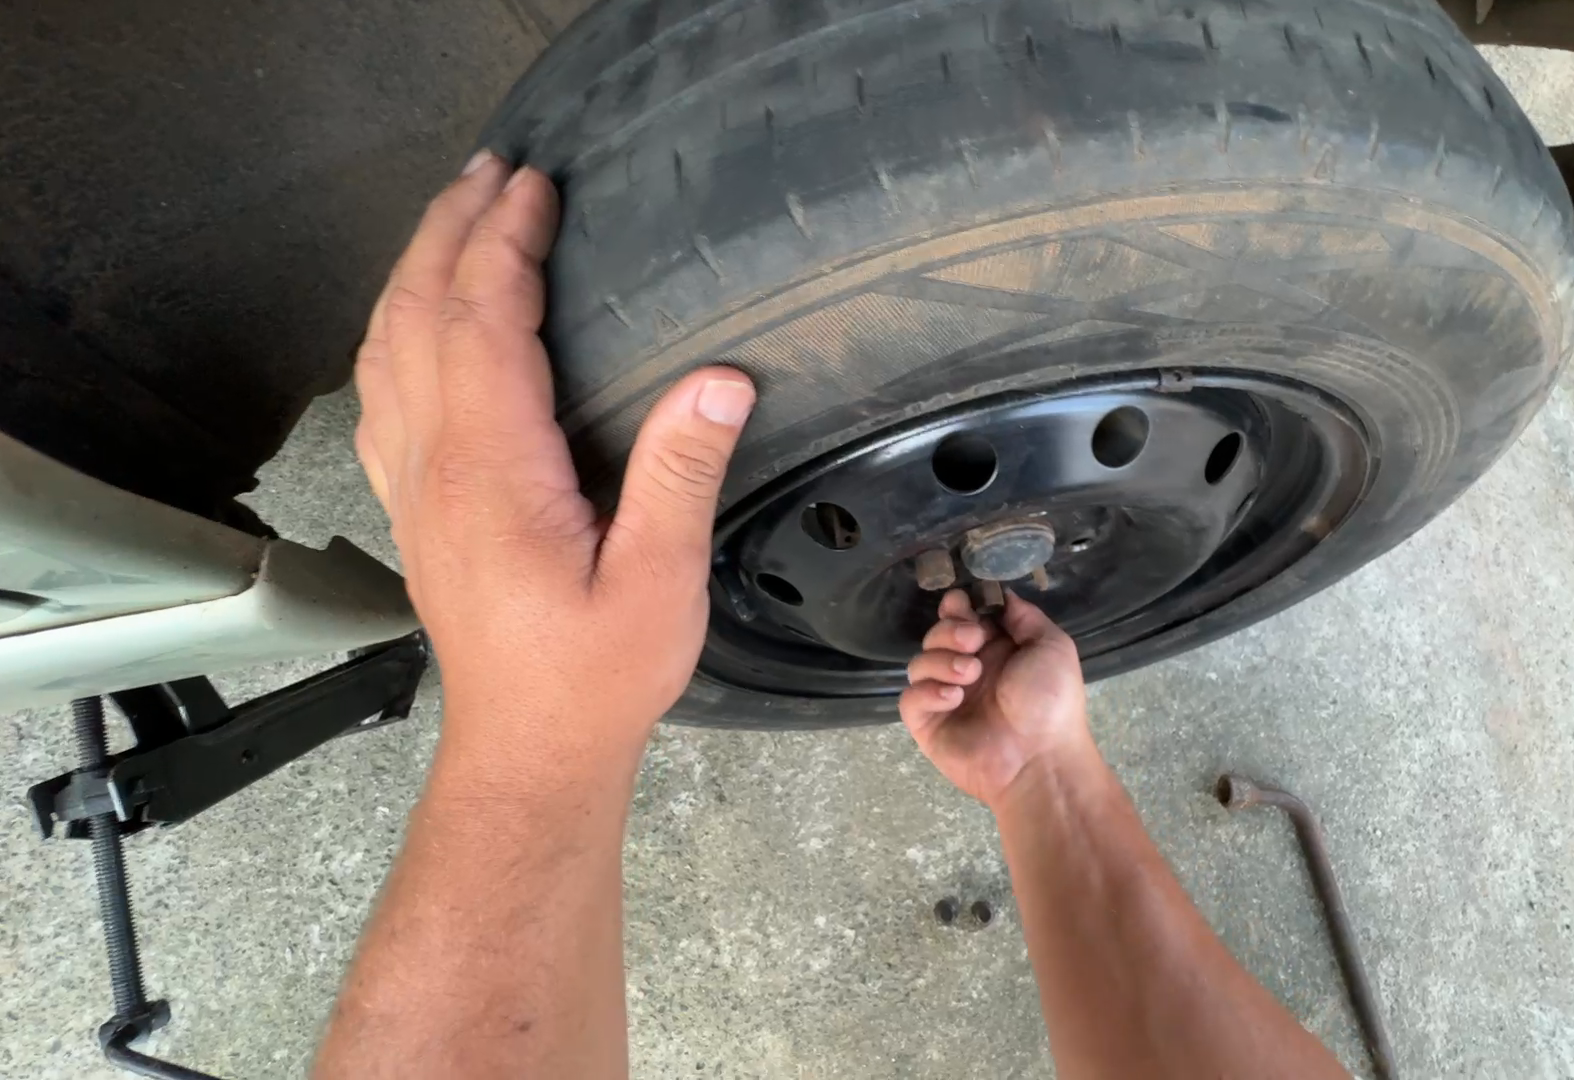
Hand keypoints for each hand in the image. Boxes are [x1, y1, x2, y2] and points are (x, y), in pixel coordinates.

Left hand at [353, 150, 756, 777]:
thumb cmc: (600, 669)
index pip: (485, 325)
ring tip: (456, 220)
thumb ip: (681, 472)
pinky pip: (387, 395)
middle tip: (492, 173)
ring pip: (390, 350)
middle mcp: (436, 466)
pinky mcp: (420, 509)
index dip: (505, 247)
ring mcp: (414, 487)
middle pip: (420, 318)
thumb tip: (722, 380)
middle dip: (451, 232)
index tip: (535, 188)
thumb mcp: (662, 576)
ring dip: (418, 272)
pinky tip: (421, 325)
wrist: (531, 745)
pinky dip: (401, 333)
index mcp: (495, 471)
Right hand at [898, 589, 1094, 808]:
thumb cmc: (1051, 701)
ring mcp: (945, 697)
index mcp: (995, 650)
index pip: (961, 617)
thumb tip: (1001, 594)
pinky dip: (927, 691)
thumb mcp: (1052, 646)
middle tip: (972, 643)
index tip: (963, 605)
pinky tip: (954, 698)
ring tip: (969, 675)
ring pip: (919, 662)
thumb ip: (1024, 617)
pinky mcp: (928, 724)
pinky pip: (910, 697)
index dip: (956, 607)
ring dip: (941, 660)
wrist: (1041, 759)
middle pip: (936, 634)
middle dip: (950, 631)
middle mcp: (967, 670)